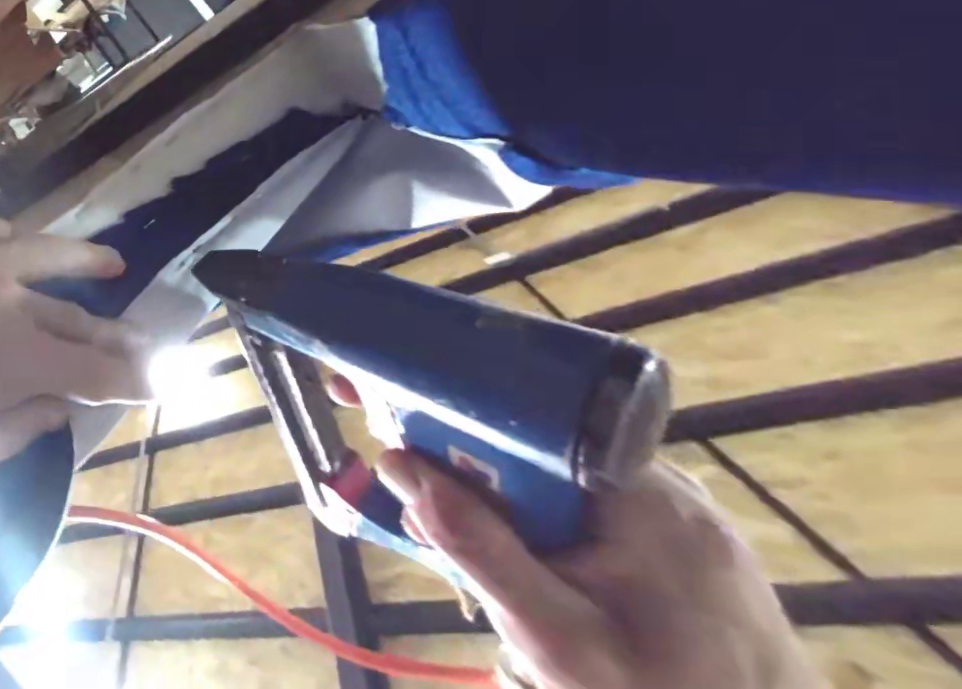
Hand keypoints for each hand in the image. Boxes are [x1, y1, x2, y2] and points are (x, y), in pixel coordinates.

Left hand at [0, 213, 150, 501]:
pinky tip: (17, 241)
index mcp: (19, 356)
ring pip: (47, 253)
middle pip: (80, 315)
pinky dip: (16, 238)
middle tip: (149, 340)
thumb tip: (54, 408)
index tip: (168, 381)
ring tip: (111, 264)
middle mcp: (8, 296)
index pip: (101, 369)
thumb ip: (12, 436)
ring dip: (85, 262)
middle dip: (120, 332)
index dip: (140, 378)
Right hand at [330, 378, 824, 688]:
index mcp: (640, 494)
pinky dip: (513, 511)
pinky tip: (492, 547)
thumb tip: (392, 460)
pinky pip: (564, 500)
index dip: (440, 402)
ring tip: (429, 519)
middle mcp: (655, 484)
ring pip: (537, 470)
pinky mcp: (662, 538)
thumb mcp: (558, 642)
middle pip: (521, 438)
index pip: (520, 417)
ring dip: (474, 486)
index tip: (370, 390)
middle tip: (383, 460)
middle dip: (443, 446)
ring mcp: (663, 510)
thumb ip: (478, 550)